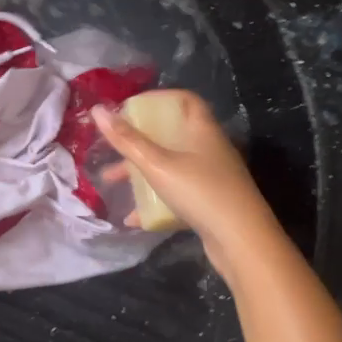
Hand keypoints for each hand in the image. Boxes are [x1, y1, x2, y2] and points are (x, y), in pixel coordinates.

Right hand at [93, 90, 281, 271]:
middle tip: (115, 144)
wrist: (244, 244)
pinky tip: (135, 217)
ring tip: (112, 182)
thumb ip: (127, 140)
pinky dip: (155, 199)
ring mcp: (212, 177)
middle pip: (171, 134)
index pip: (184, 100)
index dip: (158, 98)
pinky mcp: (211, 203)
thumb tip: (97, 110)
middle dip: (139, 140)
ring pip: (171, 165)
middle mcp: (209, 149)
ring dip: (142, 171)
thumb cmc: (201, 192)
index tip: (130, 108)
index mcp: (202, 131)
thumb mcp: (157, 165)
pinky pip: (177, 192)